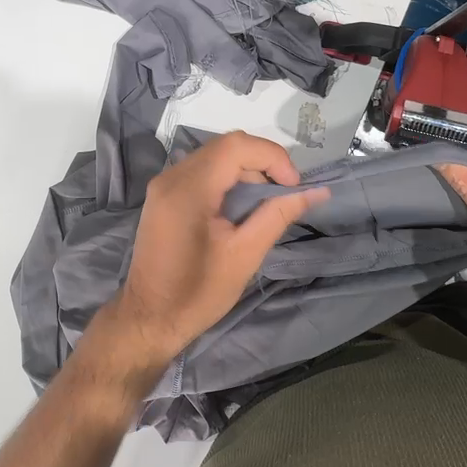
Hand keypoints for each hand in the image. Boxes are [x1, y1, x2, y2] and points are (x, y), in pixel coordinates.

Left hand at [97, 132, 329, 368]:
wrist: (149, 320)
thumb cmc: (197, 293)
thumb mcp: (245, 255)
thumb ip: (279, 215)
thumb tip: (317, 191)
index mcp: (189, 189)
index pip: (236, 146)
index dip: (272, 157)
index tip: (293, 187)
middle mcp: (173, 176)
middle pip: (226, 146)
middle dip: (262, 163)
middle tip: (284, 194)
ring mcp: (165, 183)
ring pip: (216, 155)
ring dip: (247, 170)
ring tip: (266, 203)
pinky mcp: (165, 193)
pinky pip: (203, 170)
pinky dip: (228, 178)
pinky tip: (240, 207)